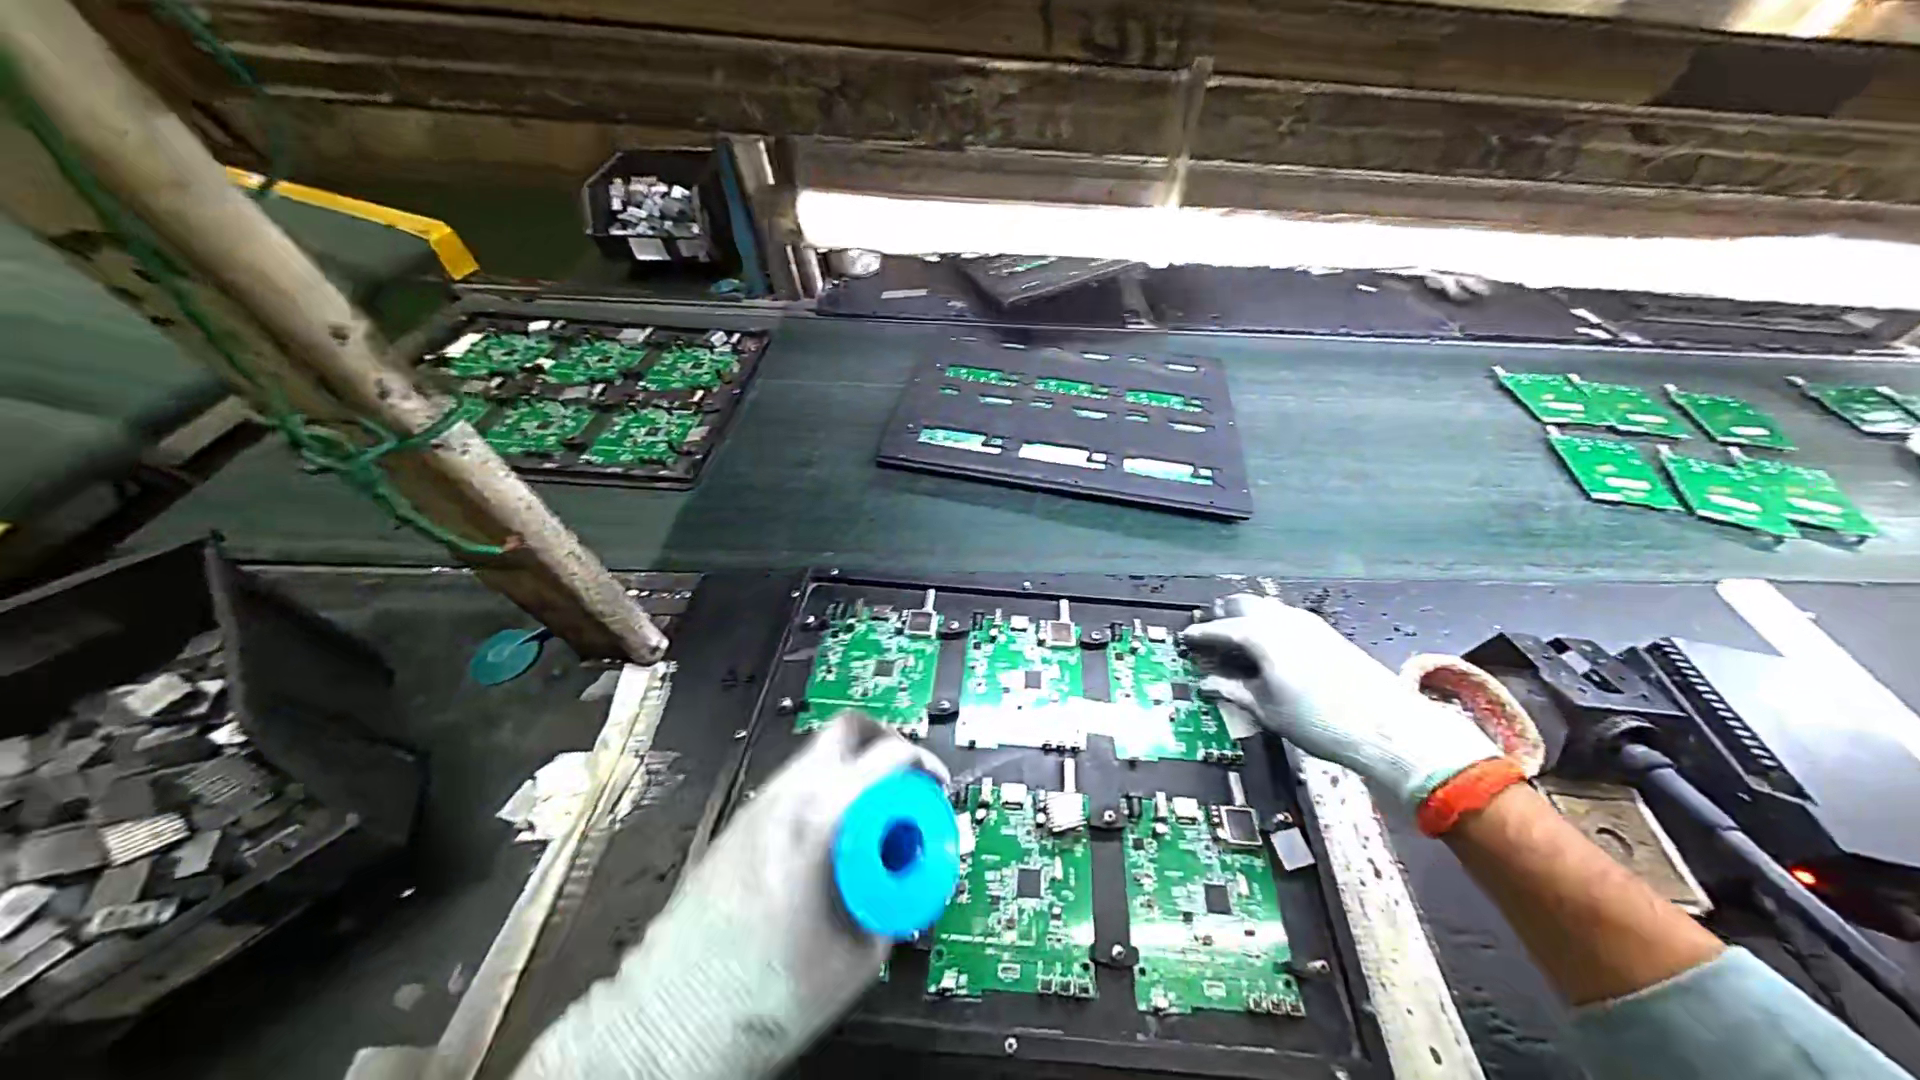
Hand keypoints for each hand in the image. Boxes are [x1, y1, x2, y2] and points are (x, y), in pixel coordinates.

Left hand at [514, 714, 948, 1079]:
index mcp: (821, 820)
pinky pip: (797, 782)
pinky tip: (836, 842)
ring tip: (872, 821)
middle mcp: (787, 797)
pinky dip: (827, 791)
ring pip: (819, 752)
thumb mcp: (859, 951)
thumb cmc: (762, 993)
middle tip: (906, 783)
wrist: (673, 1013)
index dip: (924, 764)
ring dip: (855, 769)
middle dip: (886, 743)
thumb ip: (897, 894)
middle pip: (847, 728)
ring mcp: (759, 805)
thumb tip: (916, 864)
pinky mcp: (742, 823)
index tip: (933, 788)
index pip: (888, 754)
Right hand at [1180, 594, 1499, 810]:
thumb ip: (1232, 691)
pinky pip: (1285, 616)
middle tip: (1209, 632)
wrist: (1387, 726)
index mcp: (1260, 635)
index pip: (1219, 629)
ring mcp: (1307, 622)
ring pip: (1266, 607)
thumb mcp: (1266, 710)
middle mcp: (1282, 620)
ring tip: (1236, 637)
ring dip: (1246, 617)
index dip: (1199, 635)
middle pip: (1242, 605)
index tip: (1185, 639)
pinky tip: (1269, 643)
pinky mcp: (1326, 632)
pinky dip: (1268, 623)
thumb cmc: (1318, 721)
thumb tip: (1207, 684)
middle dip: (1222, 616)